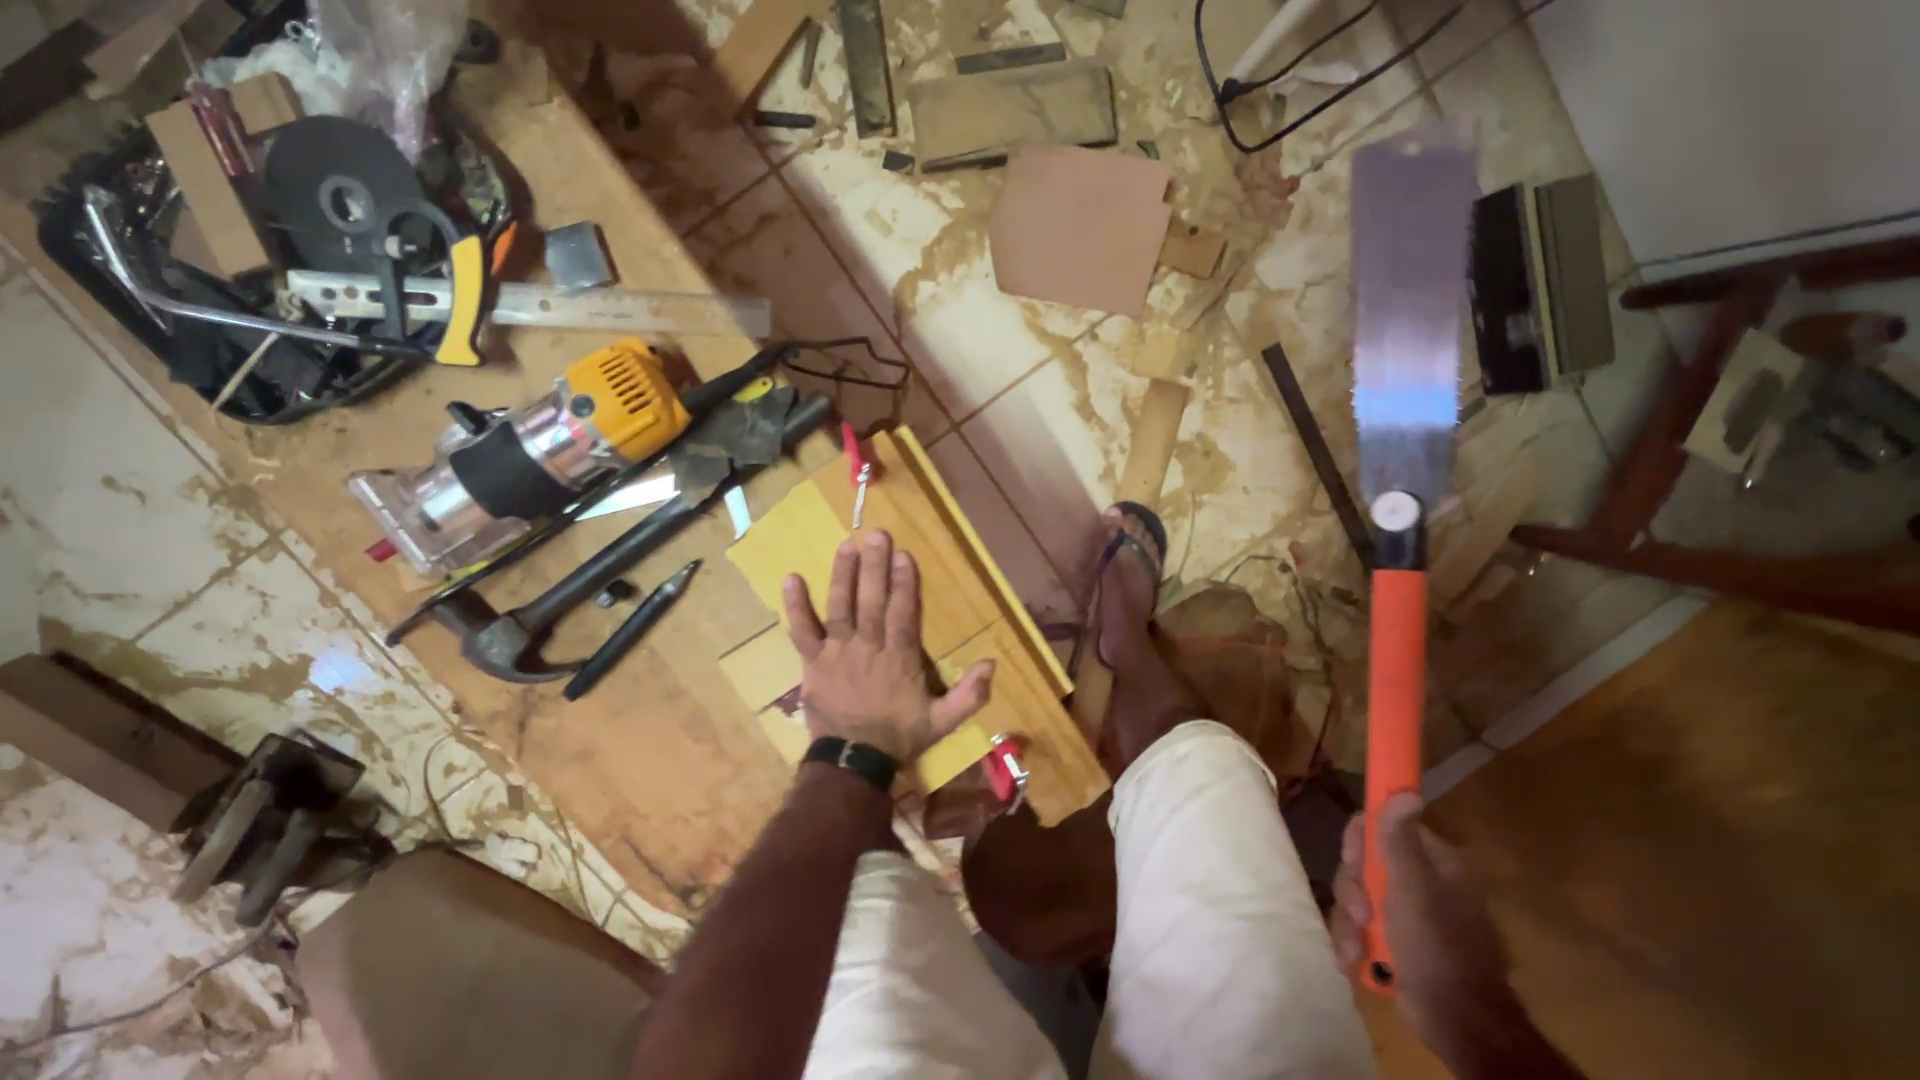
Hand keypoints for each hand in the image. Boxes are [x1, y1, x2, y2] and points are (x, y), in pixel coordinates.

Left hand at [785, 530, 993, 762]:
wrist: (853, 762)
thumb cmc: (899, 738)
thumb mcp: (942, 722)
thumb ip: (969, 695)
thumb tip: (992, 664)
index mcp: (899, 659)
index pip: (903, 613)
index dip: (905, 583)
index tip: (904, 555)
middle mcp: (868, 648)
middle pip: (872, 601)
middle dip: (875, 567)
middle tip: (875, 535)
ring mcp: (837, 653)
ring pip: (840, 607)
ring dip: (843, 575)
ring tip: (846, 546)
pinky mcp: (812, 663)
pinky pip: (802, 631)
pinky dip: (795, 606)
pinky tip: (792, 578)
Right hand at [1331, 794, 1515, 1049]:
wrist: (1457, 1021)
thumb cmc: (1439, 947)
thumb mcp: (1413, 890)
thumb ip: (1400, 841)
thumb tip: (1405, 790)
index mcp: (1433, 863)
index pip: (1385, 827)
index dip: (1361, 840)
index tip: (1353, 860)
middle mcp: (1419, 883)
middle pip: (1362, 865)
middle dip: (1352, 892)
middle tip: (1361, 914)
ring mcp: (1405, 916)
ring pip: (1355, 900)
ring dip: (1349, 925)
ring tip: (1357, 949)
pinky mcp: (1393, 943)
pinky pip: (1357, 929)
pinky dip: (1353, 944)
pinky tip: (1356, 962)